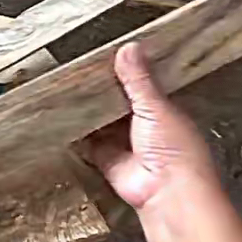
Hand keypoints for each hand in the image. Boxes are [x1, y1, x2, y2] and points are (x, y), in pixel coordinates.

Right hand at [84, 43, 218, 213]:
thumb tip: (129, 48)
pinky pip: (90, 146)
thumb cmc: (176, 151)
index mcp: (165, 111)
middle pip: (119, 105)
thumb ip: (139, 80)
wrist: (167, 192)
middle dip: (104, 94)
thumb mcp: (156, 106)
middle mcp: (146, 128)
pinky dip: (79, 136)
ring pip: (103, 124)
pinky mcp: (109, 161)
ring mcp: (126, 145)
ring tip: (69, 92)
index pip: (143, 87)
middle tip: (82, 74)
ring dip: (90, 114)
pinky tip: (66, 121)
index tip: (107, 58)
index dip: (126, 74)